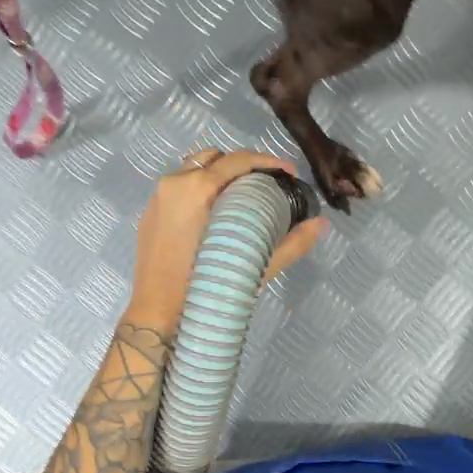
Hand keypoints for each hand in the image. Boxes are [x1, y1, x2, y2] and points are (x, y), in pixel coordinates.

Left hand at [127, 148, 329, 330]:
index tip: (289, 173)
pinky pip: (180, 188)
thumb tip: (321, 225)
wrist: (157, 314)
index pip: (238, 160)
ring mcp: (158, 196)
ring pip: (195, 169)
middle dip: (244, 165)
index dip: (268, 162)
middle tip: (267, 184)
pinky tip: (217, 214)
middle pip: (215, 158)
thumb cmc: (204, 291)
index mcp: (197, 188)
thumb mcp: (253, 268)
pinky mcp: (151, 212)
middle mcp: (174, 182)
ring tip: (242, 197)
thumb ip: (291, 245)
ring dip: (221, 176)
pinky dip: (202, 190)